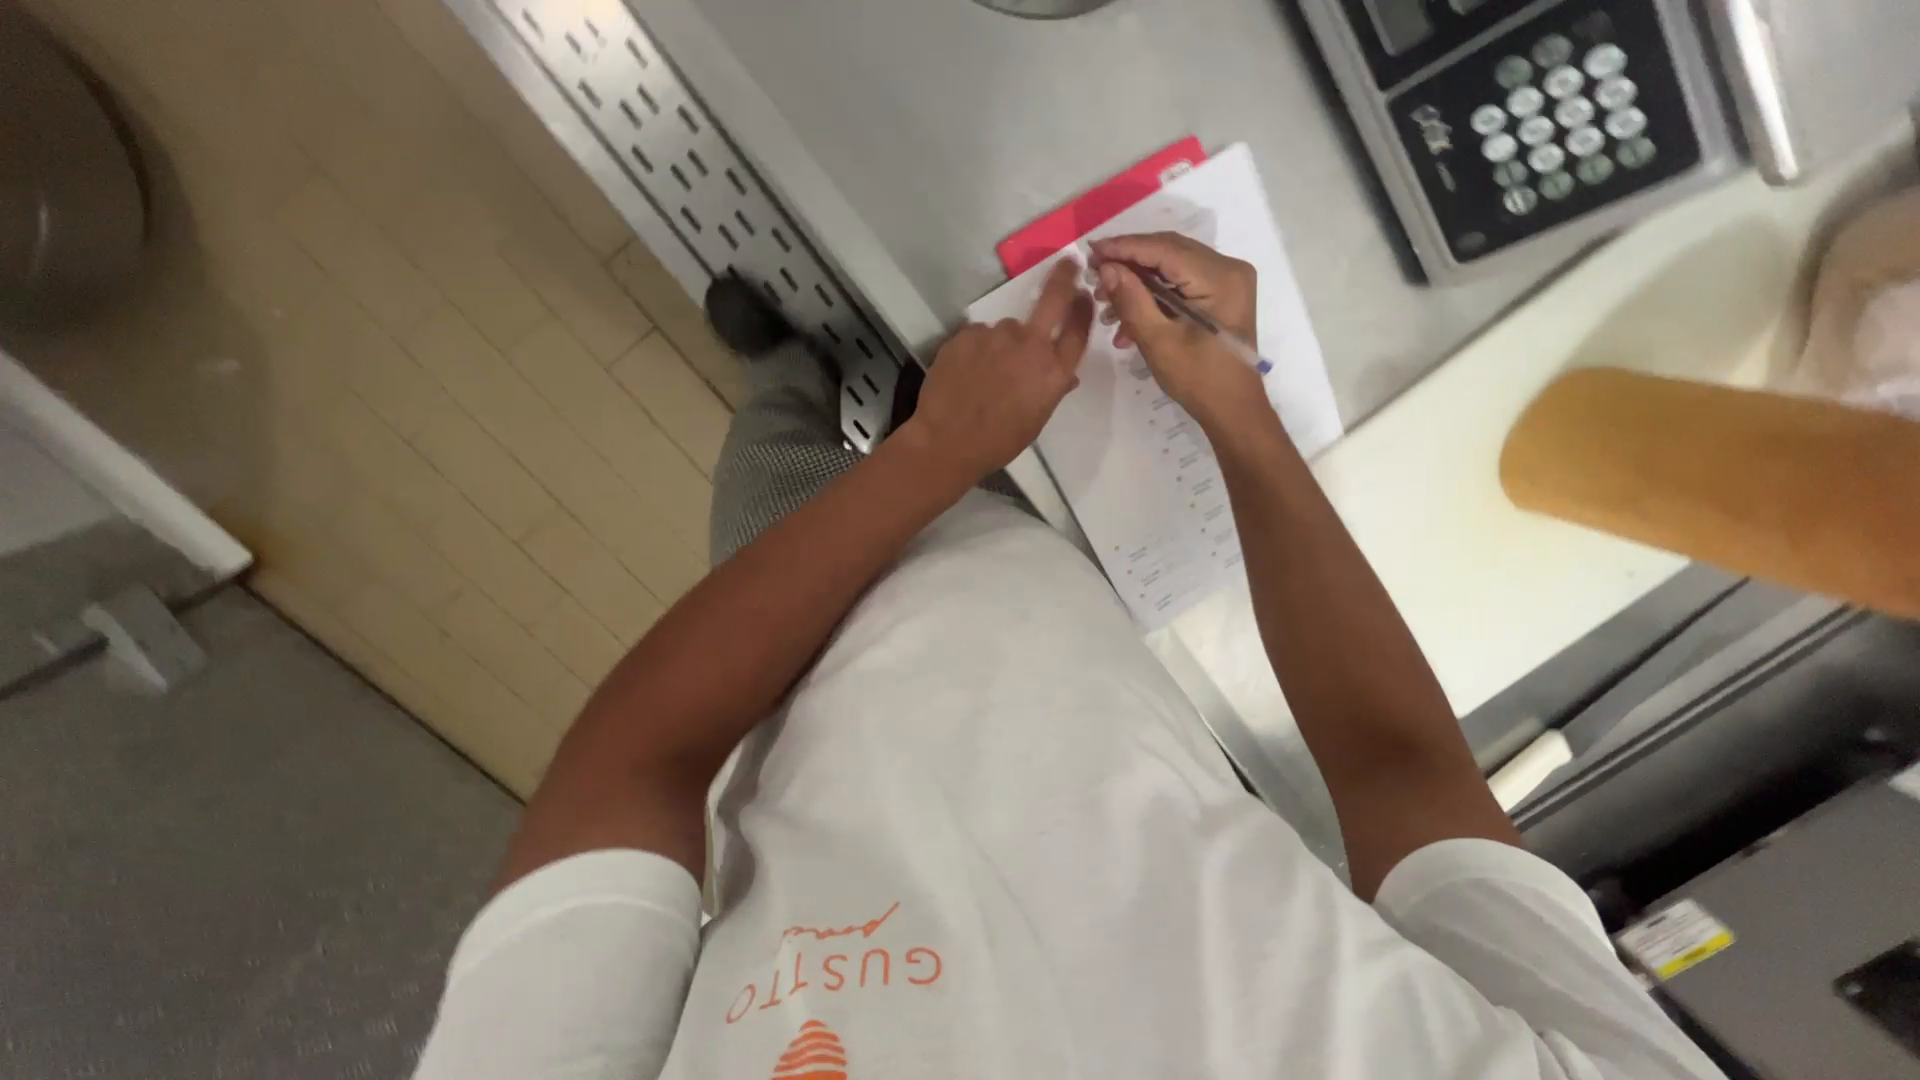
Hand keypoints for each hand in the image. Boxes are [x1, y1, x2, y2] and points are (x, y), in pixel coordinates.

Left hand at [903, 260, 1093, 480]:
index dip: (1083, 309)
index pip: (1078, 330)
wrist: (948, 441)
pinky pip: (977, 336)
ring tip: (983, 373)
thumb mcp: (1035, 420)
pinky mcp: (967, 334)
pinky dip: (975, 349)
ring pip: (1005, 328)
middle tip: (1066, 265)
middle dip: (1063, 278)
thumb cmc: (998, 441)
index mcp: (1054, 372)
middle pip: (1053, 299)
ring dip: (1000, 343)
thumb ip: (1051, 390)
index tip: (1083, 295)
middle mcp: (1030, 346)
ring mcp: (997, 336)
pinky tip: (965, 372)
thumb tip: (1065, 376)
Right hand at [1091, 234, 1266, 425]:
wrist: (1232, 408)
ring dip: (1138, 282)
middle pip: (1169, 251)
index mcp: (1220, 278)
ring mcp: (1227, 280)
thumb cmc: (1199, 379)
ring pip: (1172, 266)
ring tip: (1107, 304)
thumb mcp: (1159, 341)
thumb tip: (1106, 268)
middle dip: (1129, 263)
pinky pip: (1180, 282)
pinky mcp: (1220, 293)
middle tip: (1094, 274)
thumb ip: (1132, 300)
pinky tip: (1128, 319)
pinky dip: (1154, 295)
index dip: (1125, 248)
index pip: (1164, 249)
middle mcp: (1228, 268)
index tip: (1091, 252)